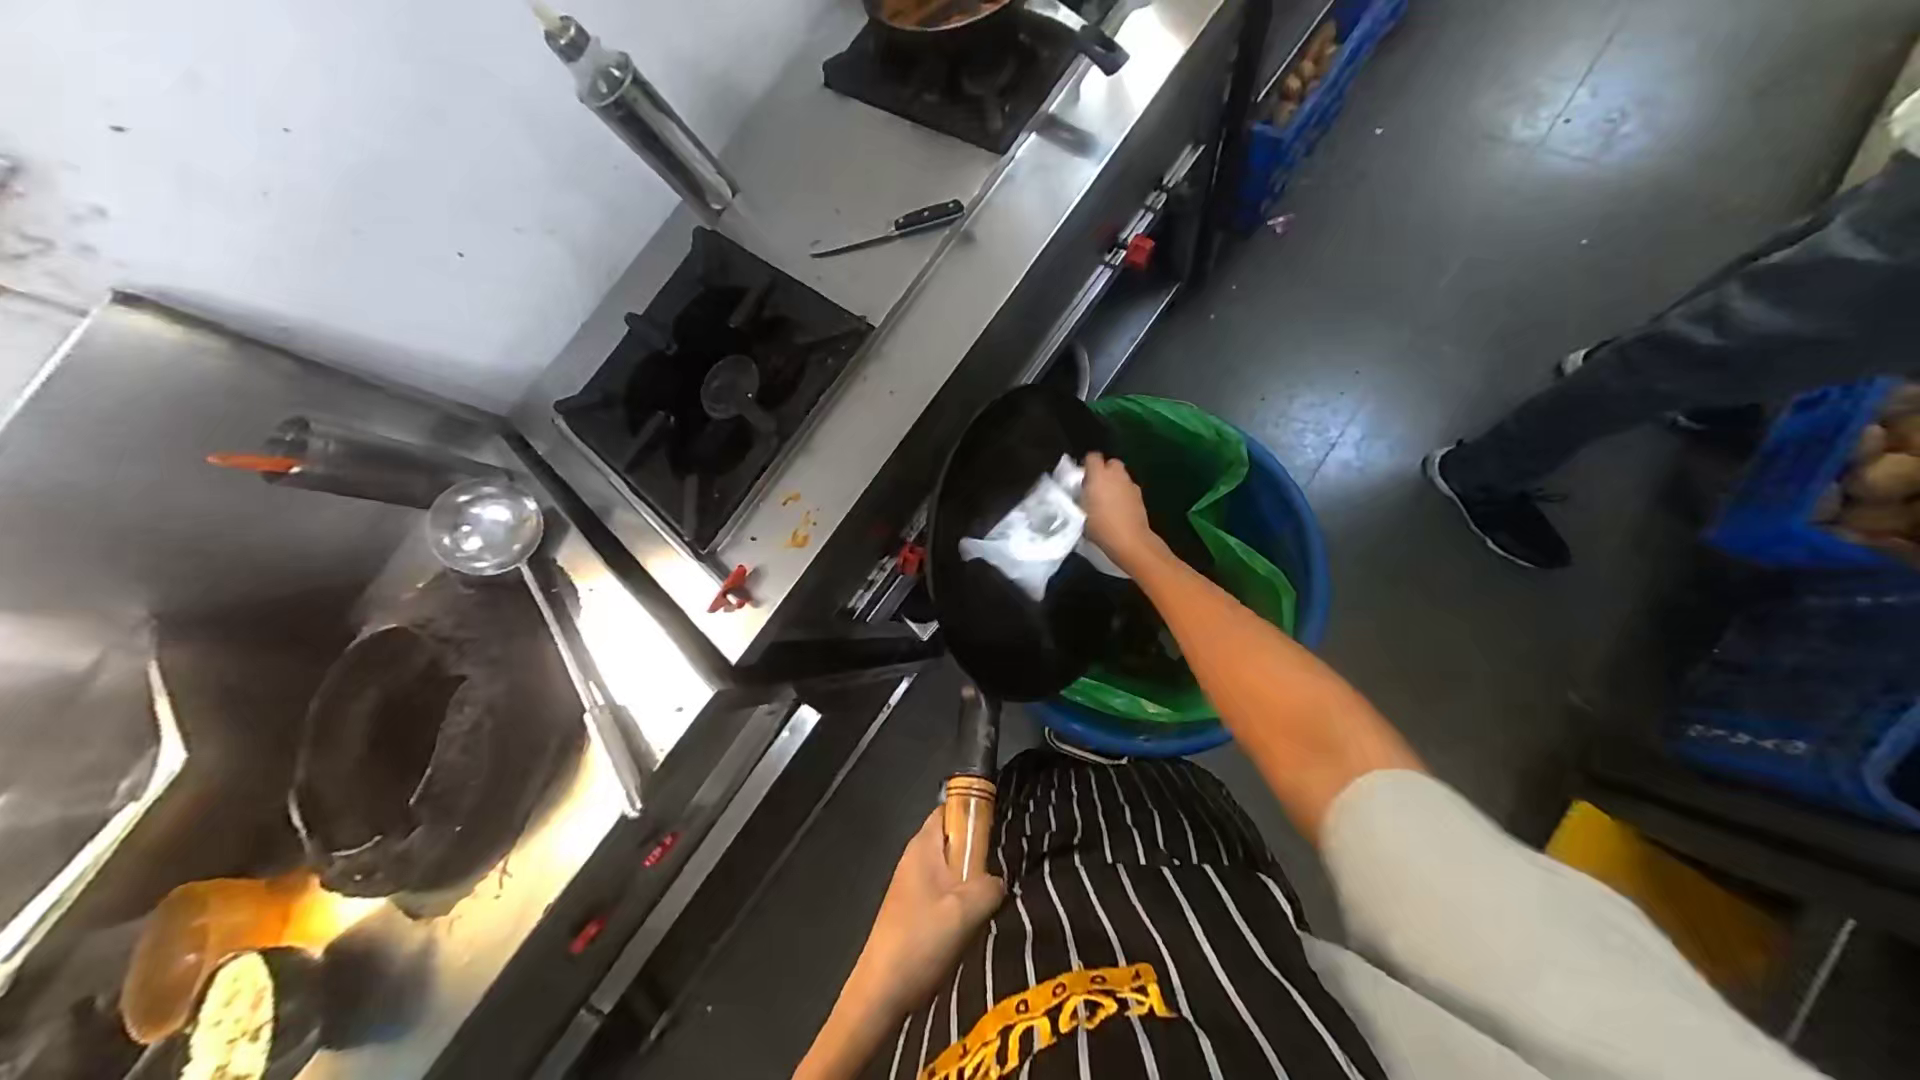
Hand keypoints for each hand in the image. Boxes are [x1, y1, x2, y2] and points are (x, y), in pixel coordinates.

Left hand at [846, 809, 1005, 1014]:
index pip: (949, 809)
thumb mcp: (967, 909)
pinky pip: (943, 894)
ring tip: (988, 903)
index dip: (973, 811)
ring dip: (970, 883)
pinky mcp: (912, 910)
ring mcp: (911, 885)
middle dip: (976, 852)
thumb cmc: (922, 939)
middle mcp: (914, 858)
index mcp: (922, 846)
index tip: (998, 825)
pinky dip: (959, 904)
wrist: (882, 990)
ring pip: (950, 870)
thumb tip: (998, 881)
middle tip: (999, 871)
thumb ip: (990, 886)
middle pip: (952, 841)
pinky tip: (969, 927)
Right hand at [1082, 452, 1162, 569]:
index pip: (1092, 457)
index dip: (1086, 465)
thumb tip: (1079, 490)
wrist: (1129, 540)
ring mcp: (1130, 484)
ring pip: (1121, 476)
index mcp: (1098, 475)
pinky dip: (1123, 493)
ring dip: (1114, 482)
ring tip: (1106, 499)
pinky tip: (1118, 509)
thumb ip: (1079, 495)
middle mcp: (1116, 475)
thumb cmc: (1099, 526)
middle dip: (1103, 471)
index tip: (1081, 477)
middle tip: (1094, 486)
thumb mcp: (1079, 511)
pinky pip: (1128, 488)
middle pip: (1111, 463)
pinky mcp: (1140, 496)